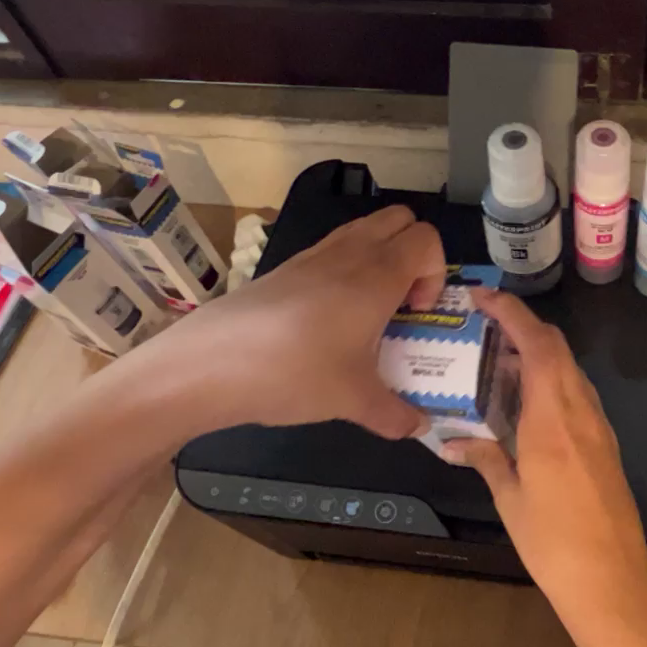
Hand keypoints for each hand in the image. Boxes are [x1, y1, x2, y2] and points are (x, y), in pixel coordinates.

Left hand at [131, 205, 444, 437]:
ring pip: (365, 230)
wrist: (209, 364)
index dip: (436, 273)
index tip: (418, 313)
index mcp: (376, 276)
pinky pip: (333, 249)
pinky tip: (332, 318)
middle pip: (400, 219)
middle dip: (414, 254)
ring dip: (381, 258)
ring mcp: (313, 255)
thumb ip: (395, 414)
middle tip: (403, 303)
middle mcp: (349, 254)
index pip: (426, 239)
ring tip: (371, 310)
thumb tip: (419, 427)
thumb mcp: (354, 401)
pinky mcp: (286, 268)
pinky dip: (348, 268)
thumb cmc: (295, 373)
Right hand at [445, 289, 646, 594]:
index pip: (537, 345)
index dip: (512, 313)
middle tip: (484, 326)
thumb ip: (485, 459)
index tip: (484, 297)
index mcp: (552, 419)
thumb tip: (453, 441)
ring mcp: (598, 425)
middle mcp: (581, 411)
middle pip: (556, 348)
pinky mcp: (605, 442)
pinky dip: (551, 381)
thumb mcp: (510, 500)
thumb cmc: (553, 543)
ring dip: (538, 354)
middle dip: (522, 327)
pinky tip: (526, 401)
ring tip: (497, 362)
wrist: (612, 579)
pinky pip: (577, 394)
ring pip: (569, 369)